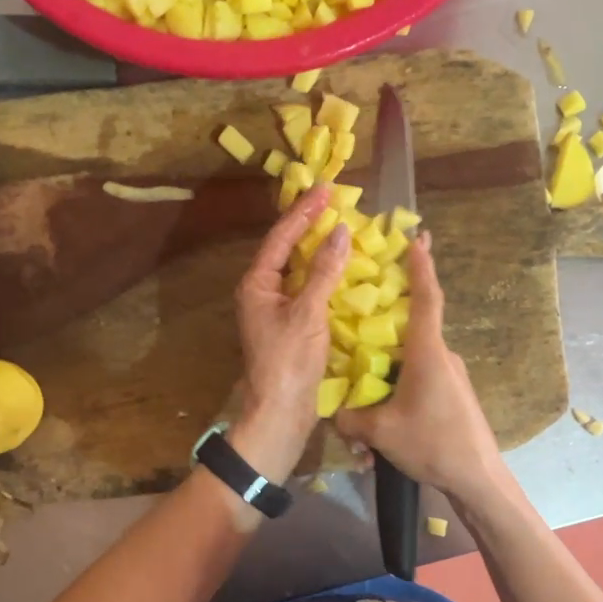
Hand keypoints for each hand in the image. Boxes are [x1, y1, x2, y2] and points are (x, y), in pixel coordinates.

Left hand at [231, 184, 349, 481]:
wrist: (282, 412)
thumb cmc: (289, 362)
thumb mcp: (307, 313)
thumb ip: (323, 271)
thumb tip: (340, 232)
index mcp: (256, 285)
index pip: (281, 238)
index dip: (304, 212)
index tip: (326, 189)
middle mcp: (262, 293)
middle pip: (286, 250)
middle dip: (311, 226)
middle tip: (337, 202)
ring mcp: (276, 310)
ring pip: (298, 269)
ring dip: (320, 249)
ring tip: (345, 228)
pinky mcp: (291, 326)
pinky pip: (308, 289)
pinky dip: (326, 275)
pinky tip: (346, 268)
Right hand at [334, 233, 505, 503]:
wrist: (478, 478)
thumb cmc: (432, 443)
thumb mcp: (379, 433)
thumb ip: (349, 417)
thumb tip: (334, 412)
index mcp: (428, 353)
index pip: (425, 299)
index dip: (420, 267)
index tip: (417, 237)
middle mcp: (443, 357)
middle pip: (410, 332)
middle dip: (385, 329)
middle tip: (360, 322)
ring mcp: (451, 378)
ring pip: (411, 366)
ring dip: (387, 379)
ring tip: (364, 410)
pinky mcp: (453, 398)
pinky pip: (419, 385)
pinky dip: (399, 396)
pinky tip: (383, 431)